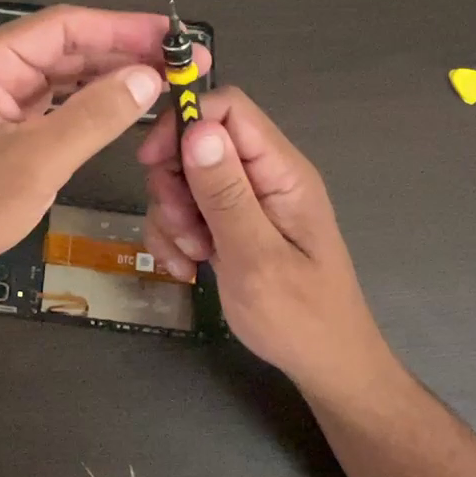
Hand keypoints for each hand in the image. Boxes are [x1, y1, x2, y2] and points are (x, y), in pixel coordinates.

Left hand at [0, 6, 211, 293]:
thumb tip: (149, 77)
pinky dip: (93, 102)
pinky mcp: (7, 122)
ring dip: (113, 76)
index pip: (63, 27)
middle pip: (67, 46)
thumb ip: (94, 116)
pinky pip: (57, 101)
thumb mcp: (37, 161)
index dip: (122, 27)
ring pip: (65, 73)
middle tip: (184, 62)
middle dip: (124, 52)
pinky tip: (129, 104)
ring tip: (167, 79)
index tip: (174, 36)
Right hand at [137, 87, 398, 402]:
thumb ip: (225, 193)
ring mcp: (245, 201)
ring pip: (183, 181)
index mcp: (281, 172)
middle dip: (174, 185)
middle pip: (196, 145)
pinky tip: (186, 267)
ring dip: (172, 218)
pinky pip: (185, 212)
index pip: (228, 110)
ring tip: (190, 257)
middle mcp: (263, 177)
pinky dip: (175, 237)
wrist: (323, 366)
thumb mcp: (257, 258)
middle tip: (183, 228)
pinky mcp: (229, 224)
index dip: (183, 123)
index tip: (152, 161)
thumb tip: (197, 128)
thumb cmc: (300, 317)